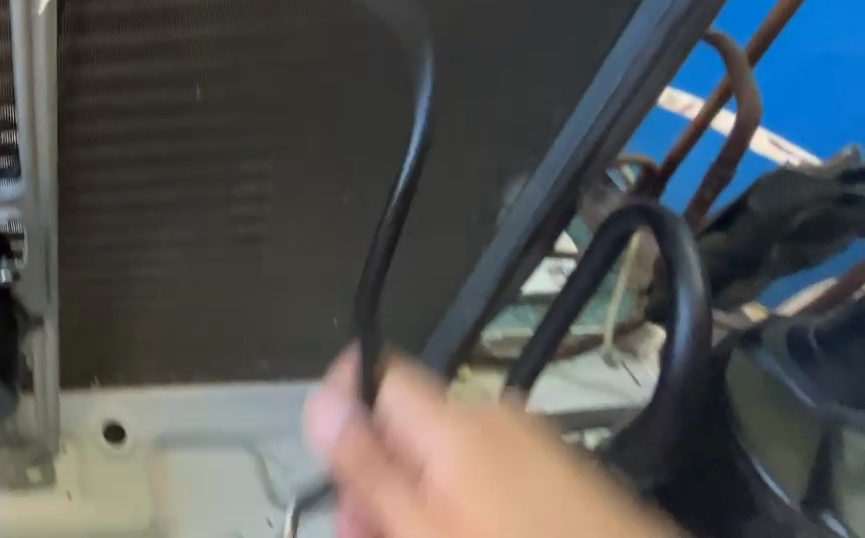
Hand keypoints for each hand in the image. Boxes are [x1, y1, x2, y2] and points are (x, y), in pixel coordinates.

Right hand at [301, 350, 681, 537]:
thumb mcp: (426, 528)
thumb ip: (367, 461)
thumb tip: (318, 400)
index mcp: (457, 419)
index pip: (371, 368)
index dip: (339, 403)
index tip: (330, 457)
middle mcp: (496, 419)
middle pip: (404, 421)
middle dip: (373, 472)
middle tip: (360, 530)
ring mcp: (539, 451)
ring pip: (445, 457)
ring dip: (413, 496)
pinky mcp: (570, 485)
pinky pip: (491, 478)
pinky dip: (464, 507)